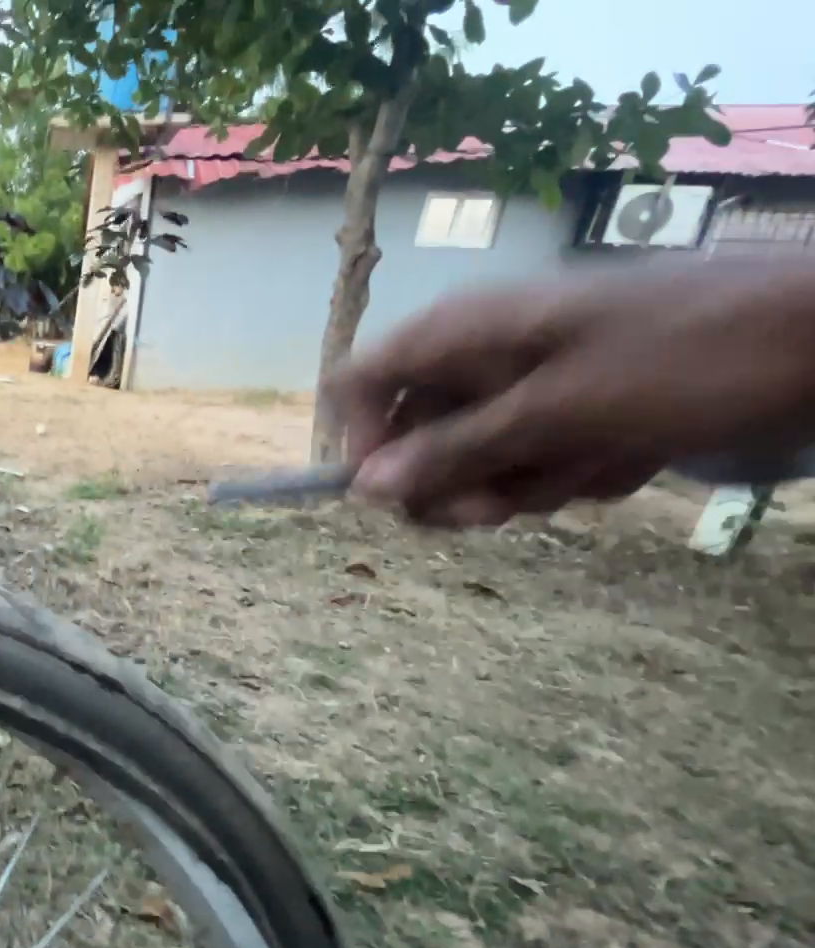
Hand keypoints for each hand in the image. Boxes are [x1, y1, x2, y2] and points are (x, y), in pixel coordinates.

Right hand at [324, 262, 814, 526]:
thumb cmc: (689, 356)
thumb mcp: (557, 412)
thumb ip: (451, 451)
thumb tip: (362, 489)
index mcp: (458, 334)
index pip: (359, 386)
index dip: (362, 441)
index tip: (396, 490)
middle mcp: (478, 355)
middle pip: (412, 433)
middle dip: (452, 480)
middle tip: (498, 512)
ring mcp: (526, 379)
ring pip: (473, 455)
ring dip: (522, 481)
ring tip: (591, 469)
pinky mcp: (571, 403)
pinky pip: (530, 455)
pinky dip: (568, 471)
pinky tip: (623, 459)